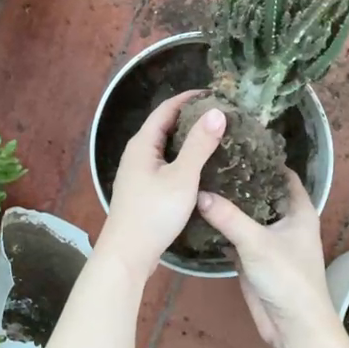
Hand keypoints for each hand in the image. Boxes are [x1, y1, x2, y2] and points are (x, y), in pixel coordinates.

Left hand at [100, 90, 226, 278]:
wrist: (127, 254)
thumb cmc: (153, 213)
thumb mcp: (182, 177)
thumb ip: (199, 145)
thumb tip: (218, 112)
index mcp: (142, 144)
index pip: (166, 109)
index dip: (189, 98)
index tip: (214, 93)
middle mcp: (137, 154)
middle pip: (165, 126)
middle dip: (190, 118)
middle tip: (221, 116)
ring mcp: (138, 173)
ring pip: (166, 148)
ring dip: (187, 140)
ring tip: (215, 138)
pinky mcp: (143, 191)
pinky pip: (165, 164)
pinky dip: (183, 159)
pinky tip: (200, 169)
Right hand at [197, 171, 337, 347]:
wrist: (292, 326)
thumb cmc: (288, 278)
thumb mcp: (257, 243)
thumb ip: (228, 217)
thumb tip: (199, 193)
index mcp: (299, 211)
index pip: (283, 174)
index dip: (265, 158)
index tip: (238, 142)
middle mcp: (284, 221)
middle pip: (260, 191)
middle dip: (240, 177)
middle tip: (210, 158)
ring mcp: (268, 239)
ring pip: (246, 212)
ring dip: (228, 201)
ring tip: (201, 178)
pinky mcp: (252, 256)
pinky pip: (235, 232)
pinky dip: (221, 223)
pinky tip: (199, 210)